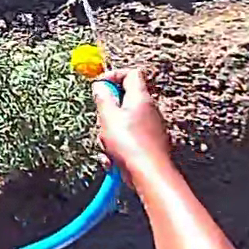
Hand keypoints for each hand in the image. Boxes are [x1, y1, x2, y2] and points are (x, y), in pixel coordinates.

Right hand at [93, 68, 171, 185]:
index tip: (99, 87)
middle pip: (123, 100)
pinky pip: (126, 140)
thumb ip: (102, 98)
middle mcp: (148, 110)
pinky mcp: (147, 144)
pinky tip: (112, 160)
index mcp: (140, 98)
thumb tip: (100, 85)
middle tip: (102, 122)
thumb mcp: (108, 116)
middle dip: (107, 112)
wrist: (149, 175)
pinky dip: (116, 148)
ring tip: (107, 146)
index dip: (112, 76)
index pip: (130, 73)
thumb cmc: (129, 144)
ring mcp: (149, 128)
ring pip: (121, 123)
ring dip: (109, 134)